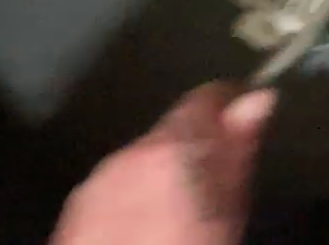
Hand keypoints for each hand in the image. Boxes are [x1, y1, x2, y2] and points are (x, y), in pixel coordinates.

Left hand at [51, 83, 275, 244]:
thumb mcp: (228, 208)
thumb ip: (240, 147)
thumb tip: (259, 98)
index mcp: (172, 145)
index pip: (207, 97)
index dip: (229, 108)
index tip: (243, 129)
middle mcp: (128, 153)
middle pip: (173, 131)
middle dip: (194, 149)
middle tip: (212, 187)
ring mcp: (94, 184)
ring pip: (142, 161)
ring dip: (161, 175)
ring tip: (174, 217)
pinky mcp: (69, 216)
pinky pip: (115, 189)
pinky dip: (133, 199)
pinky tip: (140, 233)